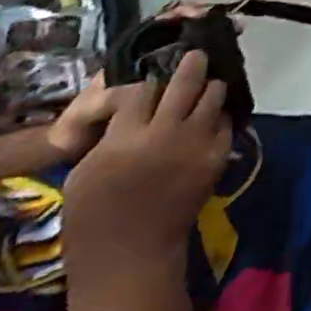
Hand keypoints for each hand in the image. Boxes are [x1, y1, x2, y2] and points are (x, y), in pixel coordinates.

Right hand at [63, 51, 234, 258]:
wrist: (132, 255)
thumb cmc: (94, 216)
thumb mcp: (85, 170)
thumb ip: (112, 133)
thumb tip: (131, 108)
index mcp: (127, 137)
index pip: (142, 89)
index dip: (145, 82)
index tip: (149, 78)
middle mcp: (167, 133)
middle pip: (187, 81)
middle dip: (192, 63)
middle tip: (195, 55)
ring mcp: (197, 144)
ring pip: (214, 96)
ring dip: (210, 88)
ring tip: (207, 84)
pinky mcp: (216, 158)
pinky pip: (225, 123)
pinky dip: (219, 117)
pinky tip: (212, 117)